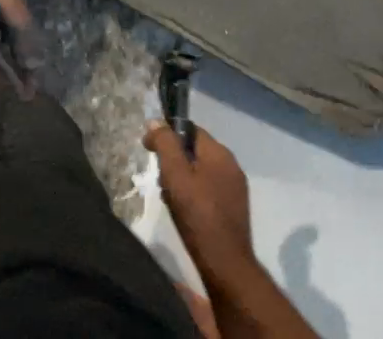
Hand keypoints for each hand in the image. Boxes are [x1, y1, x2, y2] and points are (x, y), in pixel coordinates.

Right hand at [144, 122, 255, 276]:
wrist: (224, 261)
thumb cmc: (196, 213)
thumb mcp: (175, 174)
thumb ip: (165, 144)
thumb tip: (156, 121)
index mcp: (219, 153)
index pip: (189, 129)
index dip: (166, 134)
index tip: (148, 148)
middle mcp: (231, 165)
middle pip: (194, 149)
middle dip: (172, 158)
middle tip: (158, 177)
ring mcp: (235, 187)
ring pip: (200, 169)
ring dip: (181, 176)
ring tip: (168, 195)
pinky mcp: (234, 205)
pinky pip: (208, 186)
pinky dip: (192, 190)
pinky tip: (182, 207)